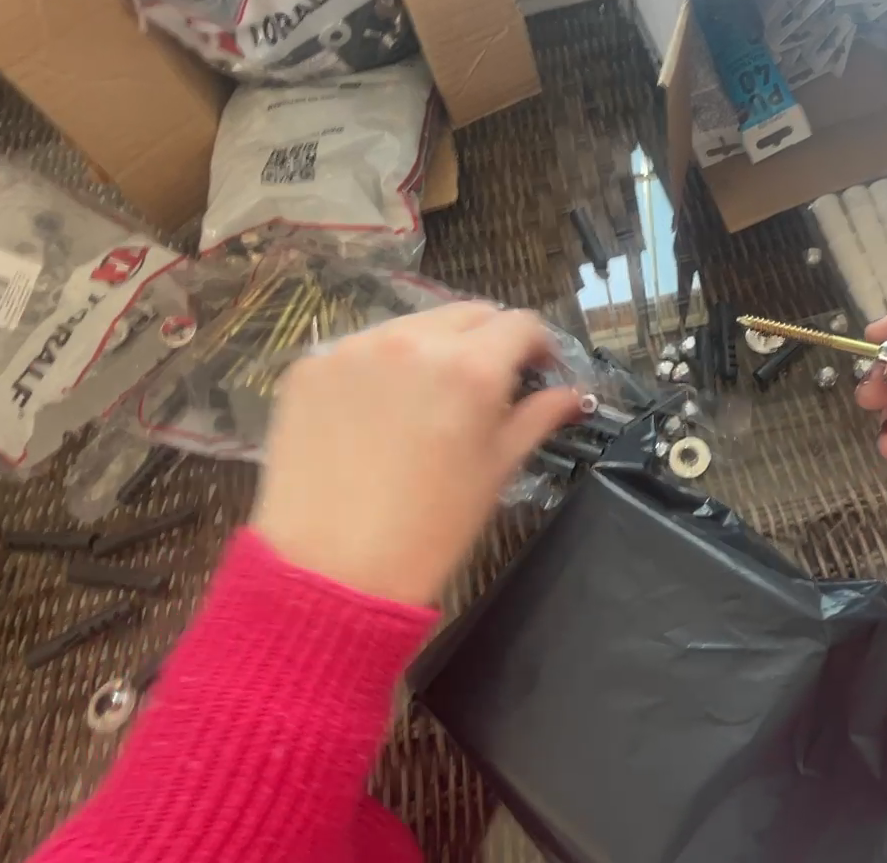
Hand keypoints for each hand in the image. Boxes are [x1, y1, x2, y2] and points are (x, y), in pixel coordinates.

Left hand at [253, 302, 582, 605]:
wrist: (330, 572)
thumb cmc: (432, 527)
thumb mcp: (498, 468)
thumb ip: (539, 417)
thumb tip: (574, 395)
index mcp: (471, 366)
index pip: (520, 324)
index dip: (539, 345)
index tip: (539, 371)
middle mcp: (413, 340)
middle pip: (468, 313)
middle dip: (490, 339)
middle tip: (491, 381)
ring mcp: (354, 348)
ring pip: (414, 325)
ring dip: (436, 348)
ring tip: (432, 397)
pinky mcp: (311, 365)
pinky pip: (363, 348)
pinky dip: (384, 366)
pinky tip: (381, 410)